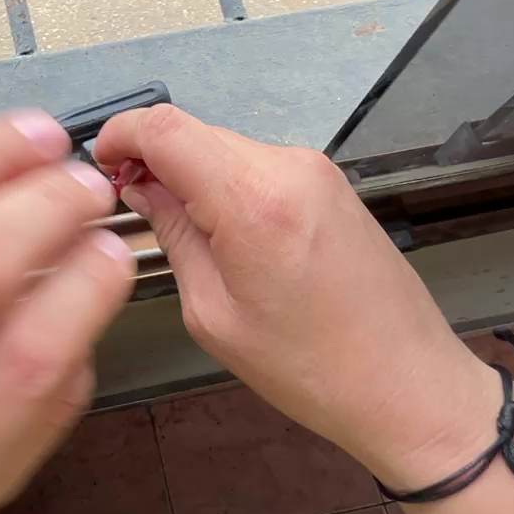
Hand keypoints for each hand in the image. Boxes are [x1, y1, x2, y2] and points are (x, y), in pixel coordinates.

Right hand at [95, 106, 495, 489]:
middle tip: (131, 199)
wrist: (410, 386)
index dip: (121, 133)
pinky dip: (222, 178)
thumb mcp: (213, 312)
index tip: (103, 160)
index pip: (165, 127)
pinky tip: (218, 222)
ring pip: (221, 144)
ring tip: (177, 220)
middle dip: (151, 156)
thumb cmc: (314, 368)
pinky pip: (254, 161)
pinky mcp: (327, 180)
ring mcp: (313, 169)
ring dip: (188, 169)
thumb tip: (141, 187)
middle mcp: (288, 168)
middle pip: (191, 130)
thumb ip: (172, 233)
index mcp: (253, 201)